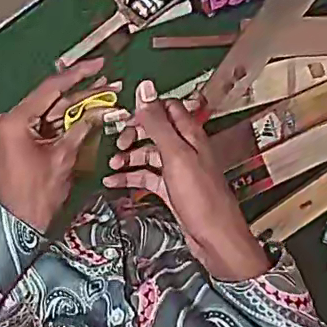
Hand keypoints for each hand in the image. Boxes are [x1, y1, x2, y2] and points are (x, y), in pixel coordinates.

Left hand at [0, 58, 115, 230]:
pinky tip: (82, 117)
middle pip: (49, 101)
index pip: (51, 88)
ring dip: (72, 109)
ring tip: (102, 100)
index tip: (99, 66)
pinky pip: (38, 126)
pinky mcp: (10, 142)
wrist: (15, 225)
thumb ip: (81, 128)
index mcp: (13, 121)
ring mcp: (5, 131)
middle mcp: (5, 121)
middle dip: (80, 95)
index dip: (79, 76)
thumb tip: (98, 111)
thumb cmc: (35, 197)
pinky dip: (59, 124)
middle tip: (108, 86)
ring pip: (46, 113)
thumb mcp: (63, 158)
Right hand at [104, 80, 270, 280]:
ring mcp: (178, 170)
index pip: (167, 108)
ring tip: (112, 164)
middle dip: (134, 135)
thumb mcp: (174, 155)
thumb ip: (158, 122)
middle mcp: (185, 149)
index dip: (146, 110)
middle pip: (155, 131)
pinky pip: (148, 177)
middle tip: (118, 144)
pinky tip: (114, 181)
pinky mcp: (172, 189)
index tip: (125, 118)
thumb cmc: (200, 197)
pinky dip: (131, 177)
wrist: (214, 237)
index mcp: (190, 135)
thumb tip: (144, 88)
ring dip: (129, 157)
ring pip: (149, 155)